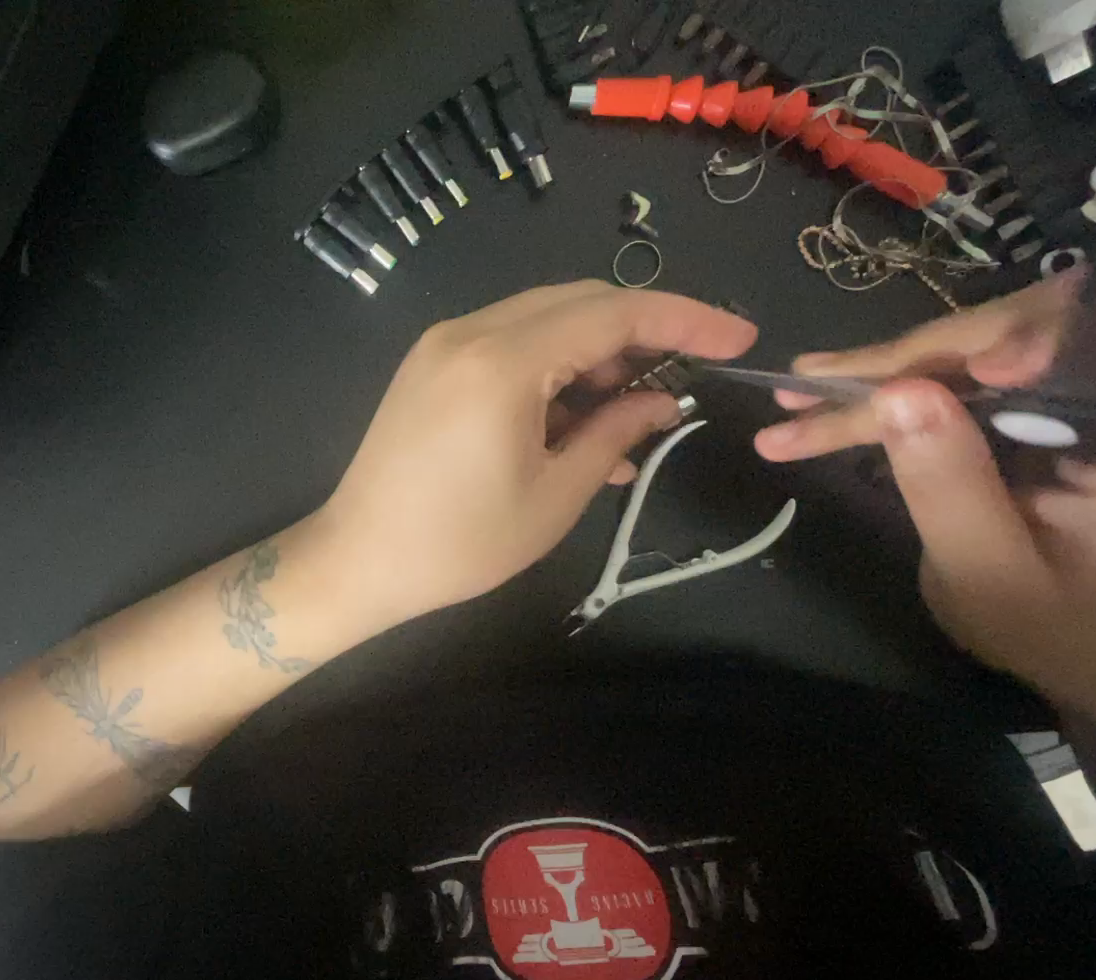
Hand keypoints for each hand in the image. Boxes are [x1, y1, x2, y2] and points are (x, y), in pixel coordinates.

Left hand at [313, 281, 757, 622]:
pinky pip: (506, 348)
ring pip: (541, 322)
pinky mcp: (427, 367)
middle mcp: (467, 333)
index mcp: (501, 363)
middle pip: (577, 304)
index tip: (738, 340)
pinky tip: (576, 423)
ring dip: (593, 357)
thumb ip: (616, 434)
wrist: (357, 560)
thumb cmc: (457, 545)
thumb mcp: (554, 496)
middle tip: (682, 382)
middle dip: (640, 335)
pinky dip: (549, 373)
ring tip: (629, 416)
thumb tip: (664, 402)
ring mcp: (440, 346)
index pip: (614, 312)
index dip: (686, 320)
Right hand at [753, 278, 1095, 711]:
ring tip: (801, 389)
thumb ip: (950, 490)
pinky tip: (825, 393)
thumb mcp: (993, 577)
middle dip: (933, 351)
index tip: (990, 369)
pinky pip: (971, 364)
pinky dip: (894, 379)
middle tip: (824, 382)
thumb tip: (894, 395)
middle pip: (1056, 325)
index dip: (1088, 334)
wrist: (1092, 644)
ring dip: (893, 363)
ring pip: (996, 338)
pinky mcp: (1049, 393)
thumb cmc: (1059, 628)